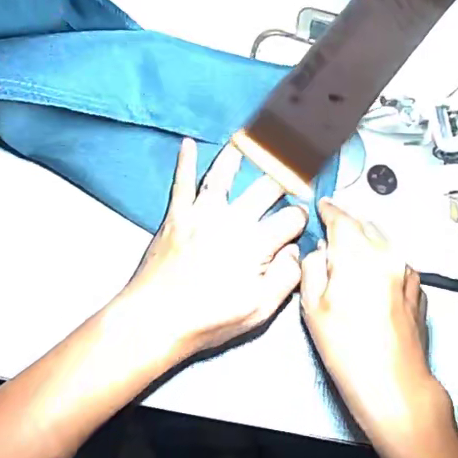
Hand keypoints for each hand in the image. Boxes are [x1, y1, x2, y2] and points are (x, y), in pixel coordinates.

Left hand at [110, 139, 307, 363]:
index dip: (302, 216)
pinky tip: (187, 144)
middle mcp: (230, 222)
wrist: (155, 318)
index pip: (291, 219)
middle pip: (266, 187)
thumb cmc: (206, 320)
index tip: (303, 216)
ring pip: (223, 176)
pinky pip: (181, 184)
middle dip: (287, 170)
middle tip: (296, 157)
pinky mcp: (175, 218)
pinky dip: (184, 162)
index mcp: (255, 245)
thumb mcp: (258, 309)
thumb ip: (285, 278)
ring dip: (240, 154)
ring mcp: (200, 216)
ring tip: (251, 137)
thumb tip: (296, 253)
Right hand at [301, 198, 457, 457]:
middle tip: (329, 232)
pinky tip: (369, 283)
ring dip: (366, 242)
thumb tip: (317, 252)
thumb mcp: (312, 307)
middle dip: (347, 224)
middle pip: (365, 225)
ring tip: (347, 259)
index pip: (341, 218)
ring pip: (383, 242)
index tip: (321, 207)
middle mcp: (388, 256)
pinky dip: (382, 263)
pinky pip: (396, 263)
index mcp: (358, 255)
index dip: (328, 210)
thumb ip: (311, 268)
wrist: (393, 384)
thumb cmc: (348, 350)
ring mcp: (408, 273)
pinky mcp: (419, 290)